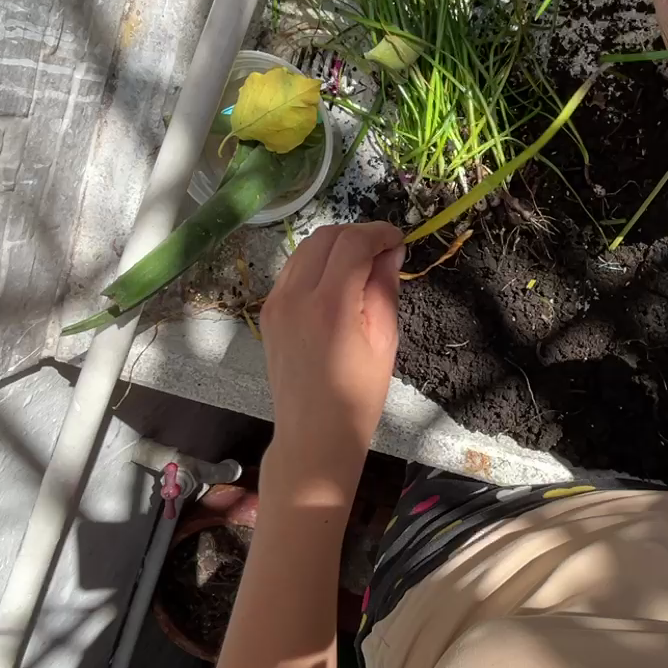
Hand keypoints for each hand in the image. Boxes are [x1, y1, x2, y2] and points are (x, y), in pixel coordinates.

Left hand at [259, 222, 404, 497]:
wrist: (314, 434)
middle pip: (326, 237)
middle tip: (384, 251)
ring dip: (337, 245)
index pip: (352, 243)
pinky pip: (294, 269)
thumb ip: (385, 288)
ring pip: (306, 248)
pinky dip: (318, 262)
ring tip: (362, 264)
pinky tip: (338, 281)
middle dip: (358, 234)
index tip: (399, 239)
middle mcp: (295, 296)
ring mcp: (276, 302)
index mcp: (330, 306)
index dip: (379, 233)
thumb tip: (391, 251)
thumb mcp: (385, 341)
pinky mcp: (269, 311)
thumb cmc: (359, 395)